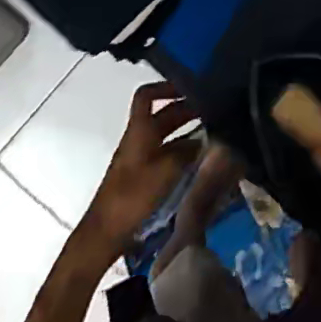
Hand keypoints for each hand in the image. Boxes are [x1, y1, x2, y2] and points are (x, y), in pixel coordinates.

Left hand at [79, 81, 201, 257]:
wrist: (105, 234)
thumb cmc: (132, 196)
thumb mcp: (165, 170)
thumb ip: (189, 152)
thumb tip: (212, 139)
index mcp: (139, 130)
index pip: (147, 96)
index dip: (166, 87)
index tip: (190, 87)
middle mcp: (139, 139)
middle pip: (162, 114)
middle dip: (187, 109)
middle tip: (214, 110)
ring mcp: (141, 158)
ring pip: (167, 134)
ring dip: (188, 131)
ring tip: (215, 132)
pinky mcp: (145, 176)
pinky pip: (167, 154)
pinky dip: (184, 151)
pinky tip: (202, 159)